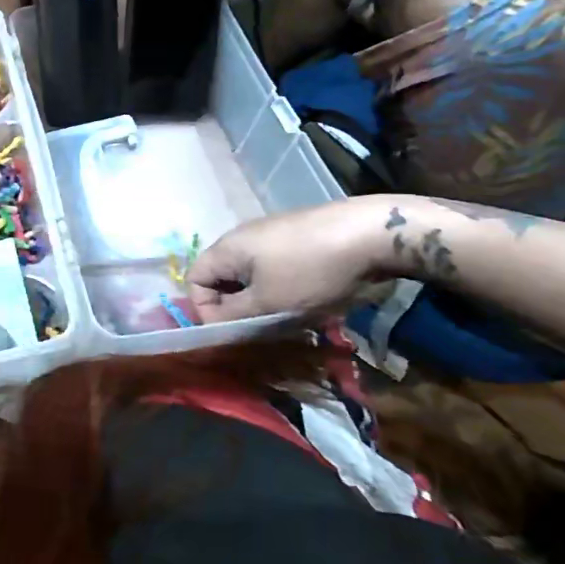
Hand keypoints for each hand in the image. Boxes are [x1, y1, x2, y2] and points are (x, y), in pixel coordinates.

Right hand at [188, 196, 395, 323]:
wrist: (370, 234)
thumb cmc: (311, 271)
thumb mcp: (267, 303)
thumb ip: (232, 317)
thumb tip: (212, 323)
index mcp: (226, 248)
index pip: (194, 280)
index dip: (204, 309)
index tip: (233, 329)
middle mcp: (242, 236)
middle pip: (222, 278)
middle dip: (236, 307)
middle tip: (261, 327)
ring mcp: (270, 234)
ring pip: (249, 275)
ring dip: (261, 300)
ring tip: (286, 315)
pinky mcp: (295, 236)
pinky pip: (272, 267)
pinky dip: (280, 286)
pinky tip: (307, 297)